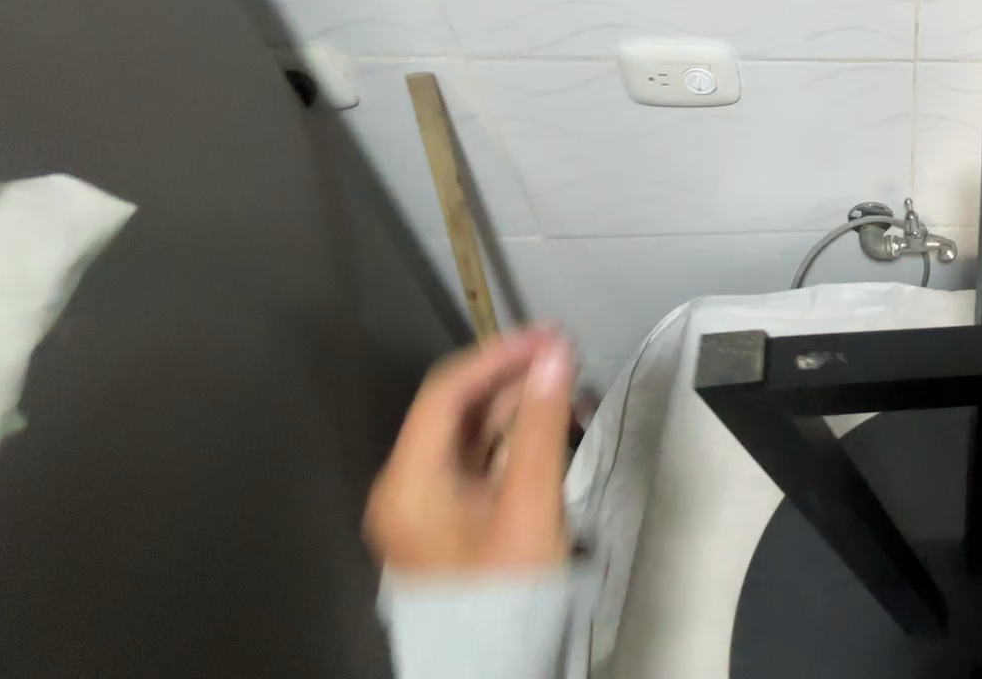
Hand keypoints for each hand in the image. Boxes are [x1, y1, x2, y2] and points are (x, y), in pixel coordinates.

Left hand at [365, 331, 575, 571]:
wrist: (496, 660)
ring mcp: (432, 497)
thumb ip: (542, 422)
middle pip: (462, 408)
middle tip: (567, 353)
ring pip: (478, 429)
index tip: (548, 334)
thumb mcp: (530, 499)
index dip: (498, 355)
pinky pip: (487, 453)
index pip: (447, 393)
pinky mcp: (457, 509)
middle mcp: (411, 482)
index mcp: (409, 480)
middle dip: (517, 376)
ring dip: (525, 401)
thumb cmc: (507, 581)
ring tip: (572, 383)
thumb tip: (557, 353)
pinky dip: (522, 431)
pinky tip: (558, 418)